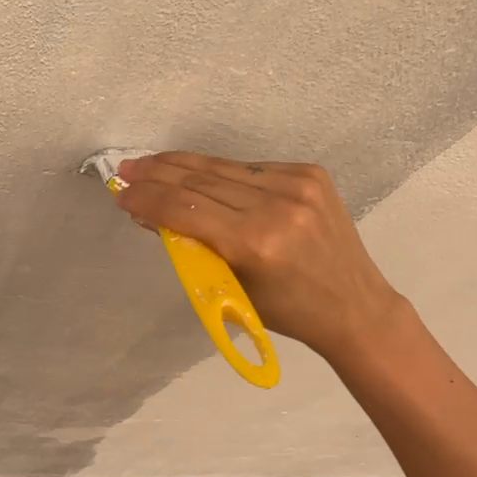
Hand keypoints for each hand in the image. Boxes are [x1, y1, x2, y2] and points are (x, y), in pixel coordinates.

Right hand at [113, 152, 408, 360]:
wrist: (356, 306)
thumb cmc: (288, 311)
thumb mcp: (230, 287)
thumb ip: (191, 247)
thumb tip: (149, 213)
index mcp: (256, 243)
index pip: (186, 208)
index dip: (148, 198)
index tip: (121, 193)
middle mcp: (277, 206)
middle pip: (200, 180)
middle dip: (157, 174)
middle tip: (126, 169)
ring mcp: (297, 185)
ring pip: (222, 167)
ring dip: (182, 165)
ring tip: (151, 164)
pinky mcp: (310, 173)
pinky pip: (249, 168)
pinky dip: (220, 172)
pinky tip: (198, 175)